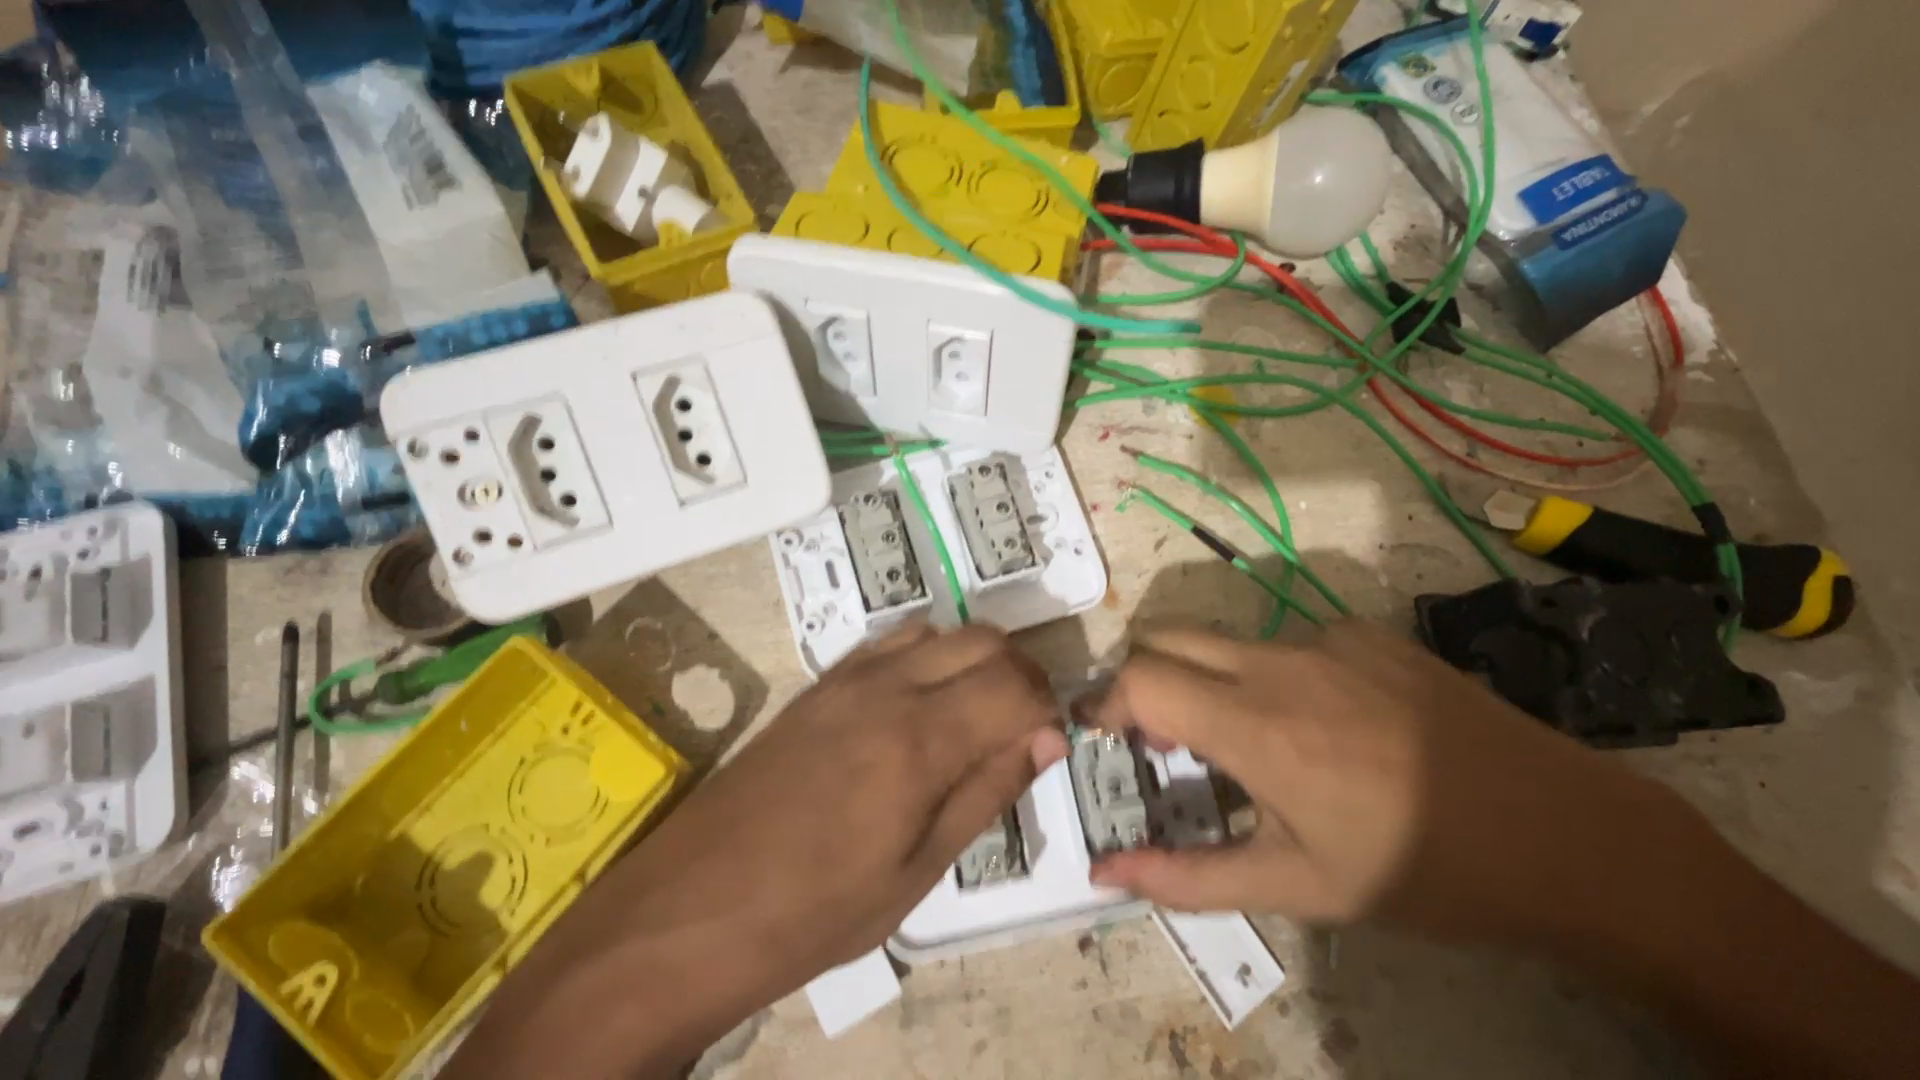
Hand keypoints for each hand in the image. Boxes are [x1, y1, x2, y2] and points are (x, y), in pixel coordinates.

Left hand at [450, 622, 1065, 1077]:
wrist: (692, 907)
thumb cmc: (815, 912)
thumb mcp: (916, 872)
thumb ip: (984, 793)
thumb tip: (1045, 740)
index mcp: (919, 740)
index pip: (1014, 685)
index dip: (1047, 709)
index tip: (1049, 746)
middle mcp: (886, 688)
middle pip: (982, 640)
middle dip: (1019, 674)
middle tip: (1021, 730)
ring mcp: (844, 680)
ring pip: (936, 631)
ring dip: (972, 658)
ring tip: (974, 715)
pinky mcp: (814, 687)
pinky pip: (887, 644)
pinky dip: (924, 655)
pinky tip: (918, 705)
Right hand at [1087, 622, 1709, 942]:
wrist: (1569, 834)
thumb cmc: (1423, 873)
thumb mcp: (1300, 887)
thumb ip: (1189, 876)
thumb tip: (1105, 873)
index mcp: (1258, 727)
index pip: (1141, 677)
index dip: (1105, 703)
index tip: (1102, 738)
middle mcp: (1283, 663)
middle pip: (1168, 637)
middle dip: (1142, 680)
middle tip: (1160, 741)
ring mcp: (1333, 639)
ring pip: (1228, 640)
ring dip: (1210, 680)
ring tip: (1250, 745)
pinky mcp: (1373, 634)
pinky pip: (1290, 640)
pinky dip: (1271, 674)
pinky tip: (1324, 726)